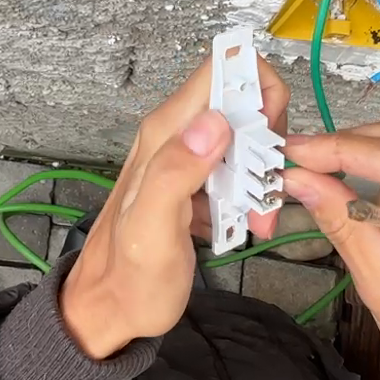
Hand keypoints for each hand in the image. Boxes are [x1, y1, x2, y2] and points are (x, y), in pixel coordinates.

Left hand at [60, 57, 289, 358]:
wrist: (110, 309)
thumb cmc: (131, 279)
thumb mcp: (152, 229)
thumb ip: (176, 172)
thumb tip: (214, 122)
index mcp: (165, 134)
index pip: (221, 70)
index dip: (258, 90)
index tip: (269, 136)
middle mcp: (175, 135)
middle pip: (242, 102)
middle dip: (268, 139)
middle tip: (264, 188)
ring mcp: (186, 157)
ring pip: (245, 139)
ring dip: (263, 174)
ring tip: (255, 219)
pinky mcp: (195, 182)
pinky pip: (237, 170)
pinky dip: (252, 194)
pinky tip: (246, 226)